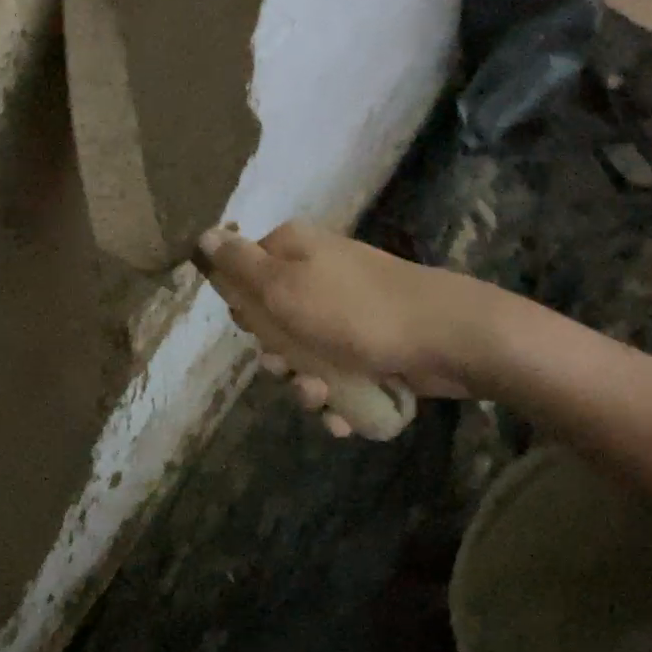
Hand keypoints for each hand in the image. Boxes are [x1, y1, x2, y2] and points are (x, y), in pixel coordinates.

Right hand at [199, 222, 493, 423]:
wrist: (449, 338)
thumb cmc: (355, 310)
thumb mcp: (282, 286)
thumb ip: (239, 265)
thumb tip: (203, 234)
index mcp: (294, 251)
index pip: (245, 275)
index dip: (244, 309)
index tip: (252, 329)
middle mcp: (318, 275)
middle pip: (272, 322)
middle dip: (276, 358)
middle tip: (287, 368)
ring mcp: (348, 312)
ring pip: (305, 356)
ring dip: (306, 386)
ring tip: (324, 398)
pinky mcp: (373, 345)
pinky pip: (340, 376)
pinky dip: (338, 400)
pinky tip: (344, 418)